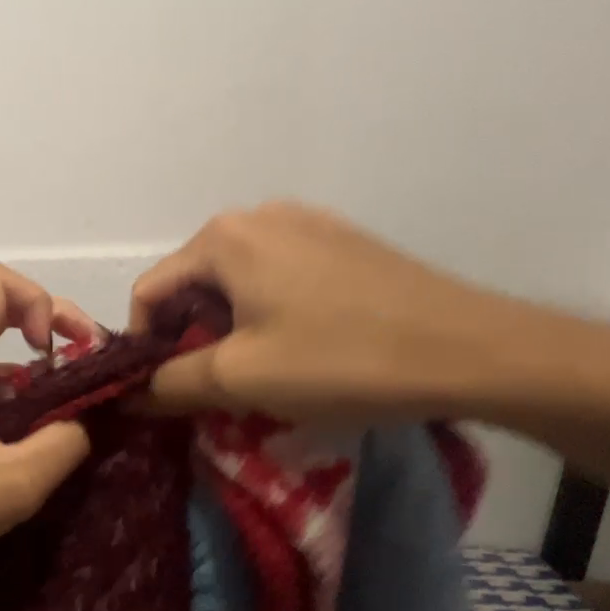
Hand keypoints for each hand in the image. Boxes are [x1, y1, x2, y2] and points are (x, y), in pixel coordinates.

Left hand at [0, 263, 96, 574]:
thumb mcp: (17, 483)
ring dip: (28, 365)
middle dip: (46, 327)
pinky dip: (6, 386)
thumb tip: (85, 416)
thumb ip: (64, 440)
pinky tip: (24, 430)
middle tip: (83, 370)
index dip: (41, 299)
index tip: (58, 350)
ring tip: (59, 413)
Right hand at [131, 201, 514, 420]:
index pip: (148, 292)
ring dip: (229, 328)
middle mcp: (257, 216)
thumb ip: (168, 384)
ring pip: (235, 282)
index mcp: (221, 238)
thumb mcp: (239, 379)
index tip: (164, 390)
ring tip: (261, 372)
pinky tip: (303, 347)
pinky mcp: (345, 242)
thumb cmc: (343, 360)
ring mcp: (308, 223)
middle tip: (214, 386)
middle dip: (190, 336)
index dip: (143, 346)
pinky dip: (269, 313)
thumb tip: (127, 395)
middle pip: (192, 284)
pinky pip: (279, 276)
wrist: (482, 354)